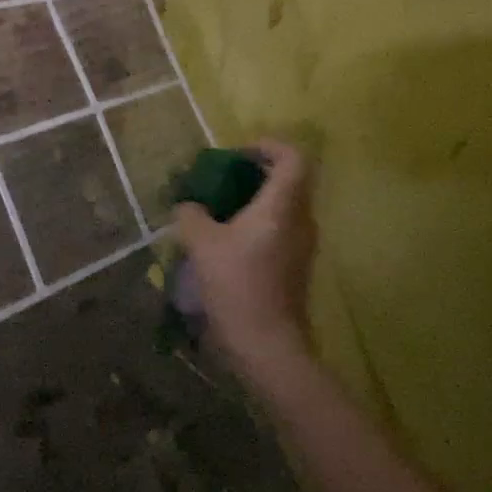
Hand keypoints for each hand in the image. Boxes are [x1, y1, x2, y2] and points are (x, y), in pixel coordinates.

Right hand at [172, 140, 317, 369]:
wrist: (268, 345)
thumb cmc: (237, 286)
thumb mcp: (202, 245)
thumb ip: (192, 216)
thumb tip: (188, 205)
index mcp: (282, 206)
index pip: (293, 158)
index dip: (268, 146)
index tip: (238, 153)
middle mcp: (301, 220)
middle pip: (289, 181)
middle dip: (255, 174)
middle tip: (221, 181)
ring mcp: (303, 246)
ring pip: (284, 208)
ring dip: (255, 202)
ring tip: (219, 213)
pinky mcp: (297, 268)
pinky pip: (281, 231)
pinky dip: (258, 226)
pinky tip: (228, 244)